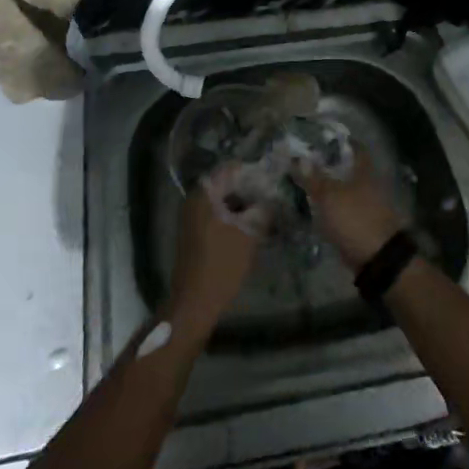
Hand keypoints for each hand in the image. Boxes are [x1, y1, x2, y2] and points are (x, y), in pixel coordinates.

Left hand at [165, 177, 264, 330]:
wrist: (195, 299)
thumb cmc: (221, 264)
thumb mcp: (248, 234)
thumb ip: (262, 210)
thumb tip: (273, 194)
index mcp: (203, 193)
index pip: (230, 169)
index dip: (253, 171)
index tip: (274, 177)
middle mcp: (195, 198)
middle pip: (226, 184)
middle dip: (250, 189)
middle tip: (275, 195)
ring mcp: (193, 215)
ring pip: (223, 201)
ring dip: (244, 204)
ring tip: (269, 210)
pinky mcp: (196, 230)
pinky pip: (218, 214)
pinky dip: (235, 216)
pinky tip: (254, 225)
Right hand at [293, 144, 404, 269]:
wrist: (377, 258)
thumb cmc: (354, 218)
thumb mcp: (328, 196)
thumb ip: (312, 177)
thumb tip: (297, 158)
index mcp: (364, 172)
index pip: (355, 148)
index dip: (339, 141)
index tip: (319, 138)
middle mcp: (368, 184)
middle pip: (347, 168)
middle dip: (327, 164)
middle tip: (303, 160)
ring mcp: (367, 204)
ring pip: (343, 188)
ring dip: (326, 185)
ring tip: (303, 181)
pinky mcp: (361, 222)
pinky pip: (342, 207)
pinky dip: (330, 205)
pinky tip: (313, 204)